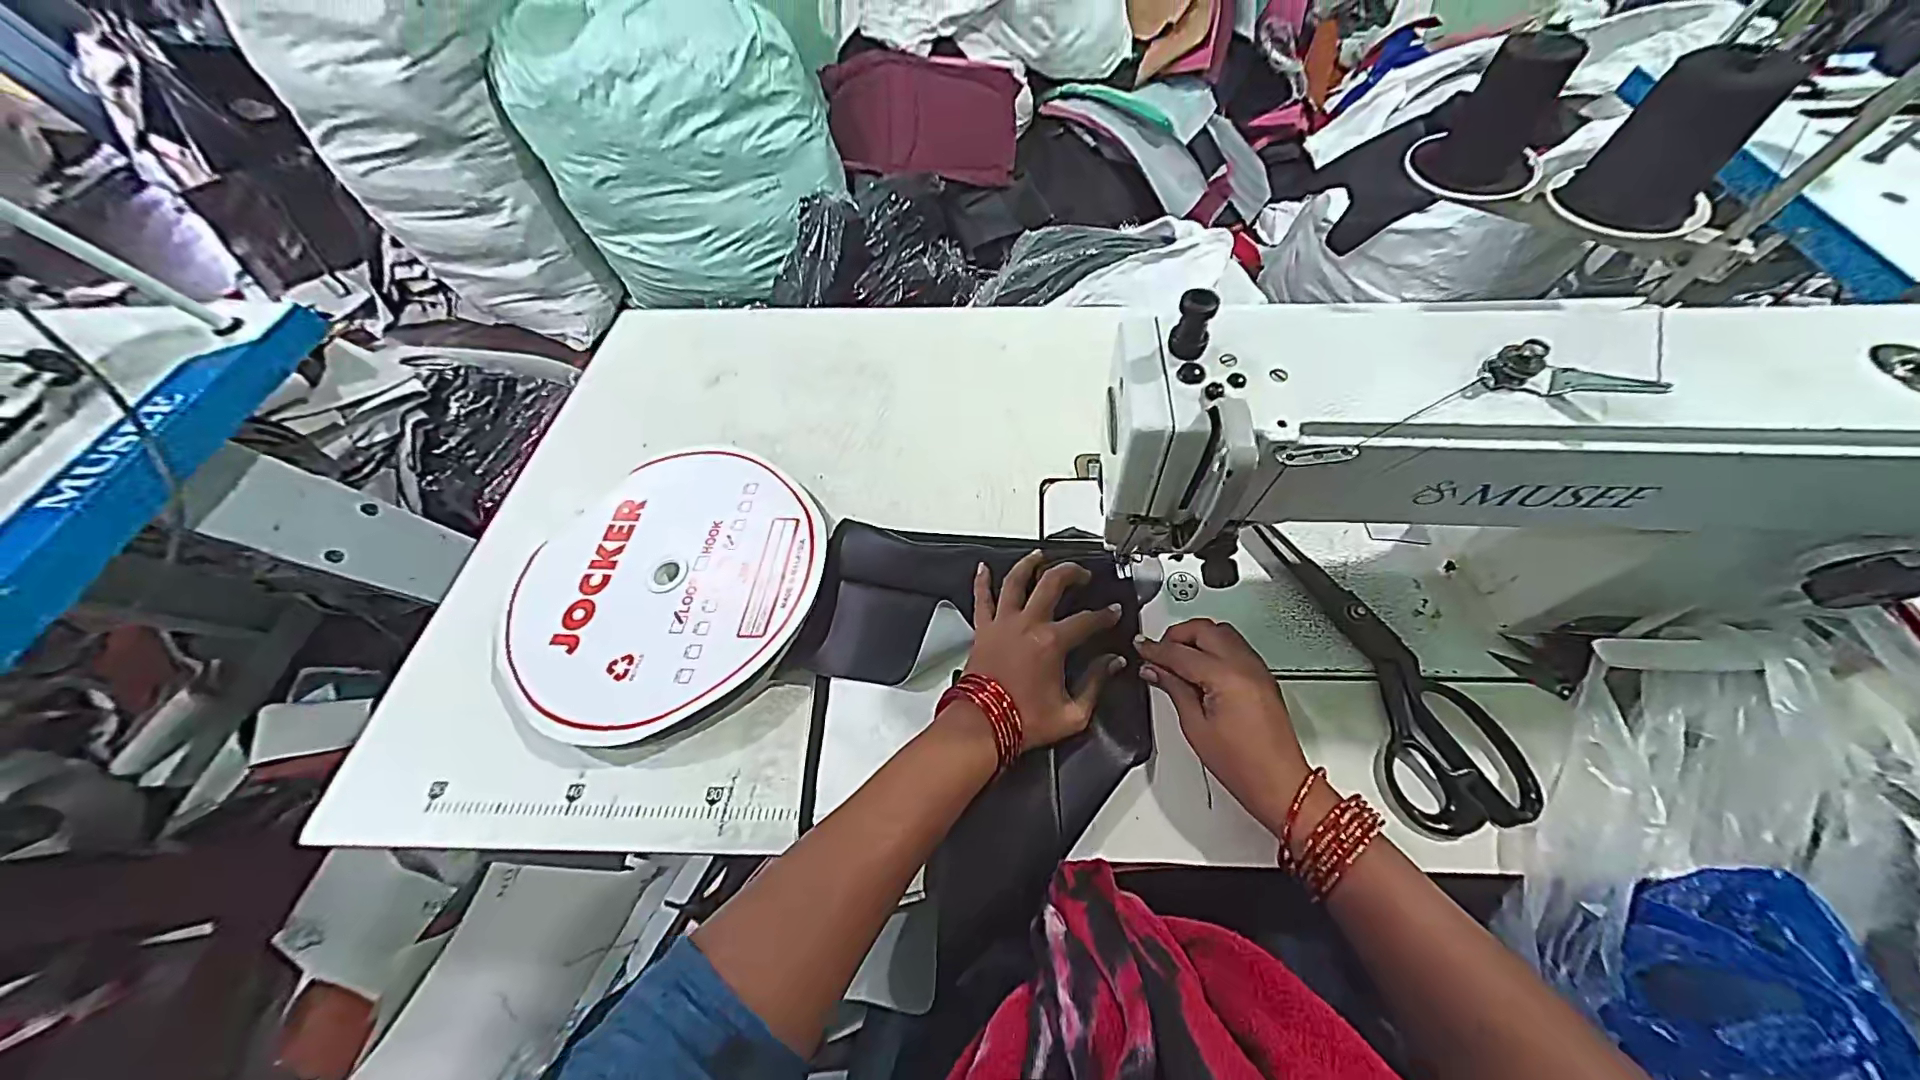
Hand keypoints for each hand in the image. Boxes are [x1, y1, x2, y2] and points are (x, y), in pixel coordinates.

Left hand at [963, 551, 1125, 751]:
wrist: (982, 726)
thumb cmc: (1020, 721)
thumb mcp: (1072, 713)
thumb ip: (1096, 684)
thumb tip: (1111, 665)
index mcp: (1051, 643)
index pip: (1087, 620)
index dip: (1104, 615)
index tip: (1111, 613)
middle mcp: (1026, 626)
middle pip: (1052, 583)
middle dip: (1071, 573)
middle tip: (1081, 574)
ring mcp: (1002, 624)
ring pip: (1016, 581)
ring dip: (1029, 565)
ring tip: (1038, 556)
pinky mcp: (983, 631)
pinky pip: (981, 598)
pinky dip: (982, 581)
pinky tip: (983, 569)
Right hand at [1137, 618, 1308, 826]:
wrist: (1279, 783)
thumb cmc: (1244, 765)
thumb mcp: (1195, 726)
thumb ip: (1174, 689)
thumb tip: (1157, 670)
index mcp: (1226, 677)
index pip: (1180, 651)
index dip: (1155, 649)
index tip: (1141, 648)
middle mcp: (1246, 666)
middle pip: (1203, 629)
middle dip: (1176, 635)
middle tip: (1157, 651)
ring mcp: (1257, 669)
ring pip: (1221, 632)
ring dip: (1196, 637)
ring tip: (1176, 657)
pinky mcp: (1263, 676)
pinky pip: (1235, 646)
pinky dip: (1214, 647)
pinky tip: (1199, 665)